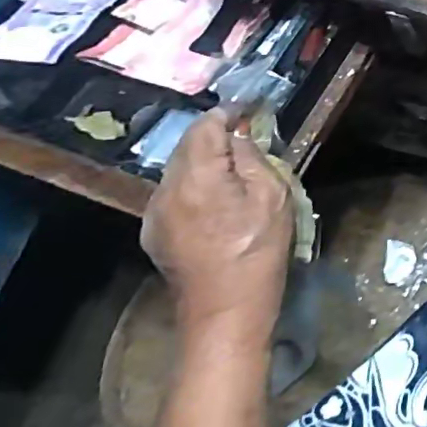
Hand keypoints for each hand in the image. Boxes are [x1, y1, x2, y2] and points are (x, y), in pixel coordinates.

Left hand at [140, 110, 293, 342]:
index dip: (228, 114)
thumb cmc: (257, 253)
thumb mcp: (273, 198)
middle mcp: (167, 189)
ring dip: (202, 160)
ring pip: (178, 167)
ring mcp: (154, 212)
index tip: (248, 113)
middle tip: (244, 139)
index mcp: (198, 177)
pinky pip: (173, 191)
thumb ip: (252, 158)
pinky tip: (214, 200)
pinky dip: (193, 184)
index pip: (206, 125)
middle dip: (214, 136)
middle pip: (187, 144)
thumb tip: (238, 136)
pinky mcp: (153, 231)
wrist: (224, 314)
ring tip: (231, 171)